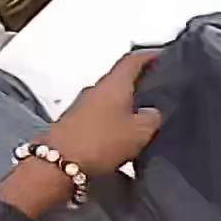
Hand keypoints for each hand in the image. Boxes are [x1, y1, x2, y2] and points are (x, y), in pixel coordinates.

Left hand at [0, 51, 162, 217]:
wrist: (58, 164)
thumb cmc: (102, 141)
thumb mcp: (140, 131)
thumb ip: (152, 118)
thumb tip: (152, 112)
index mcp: (114, 84)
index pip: (133, 60)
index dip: (149, 56)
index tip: (162, 56)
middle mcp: (97, 90)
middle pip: (121, 79)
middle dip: (139, 82)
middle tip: (159, 90)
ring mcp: (83, 106)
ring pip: (111, 98)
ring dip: (127, 102)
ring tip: (145, 115)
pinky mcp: (76, 124)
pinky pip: (102, 114)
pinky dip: (116, 117)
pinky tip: (125, 132)